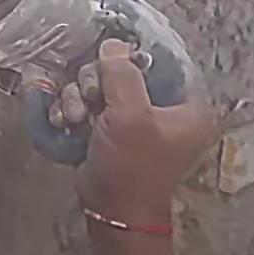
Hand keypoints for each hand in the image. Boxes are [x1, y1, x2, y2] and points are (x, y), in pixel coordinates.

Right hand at [62, 38, 217, 228]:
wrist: (112, 210)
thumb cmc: (131, 165)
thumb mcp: (130, 117)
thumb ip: (122, 76)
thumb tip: (113, 44)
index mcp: (187, 106)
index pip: (160, 63)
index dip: (130, 57)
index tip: (104, 61)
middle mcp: (165, 109)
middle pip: (123, 74)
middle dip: (95, 84)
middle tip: (88, 100)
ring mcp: (136, 120)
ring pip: (100, 89)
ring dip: (79, 98)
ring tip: (74, 117)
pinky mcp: (111, 130)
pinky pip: (89, 105)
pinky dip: (75, 110)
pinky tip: (66, 121)